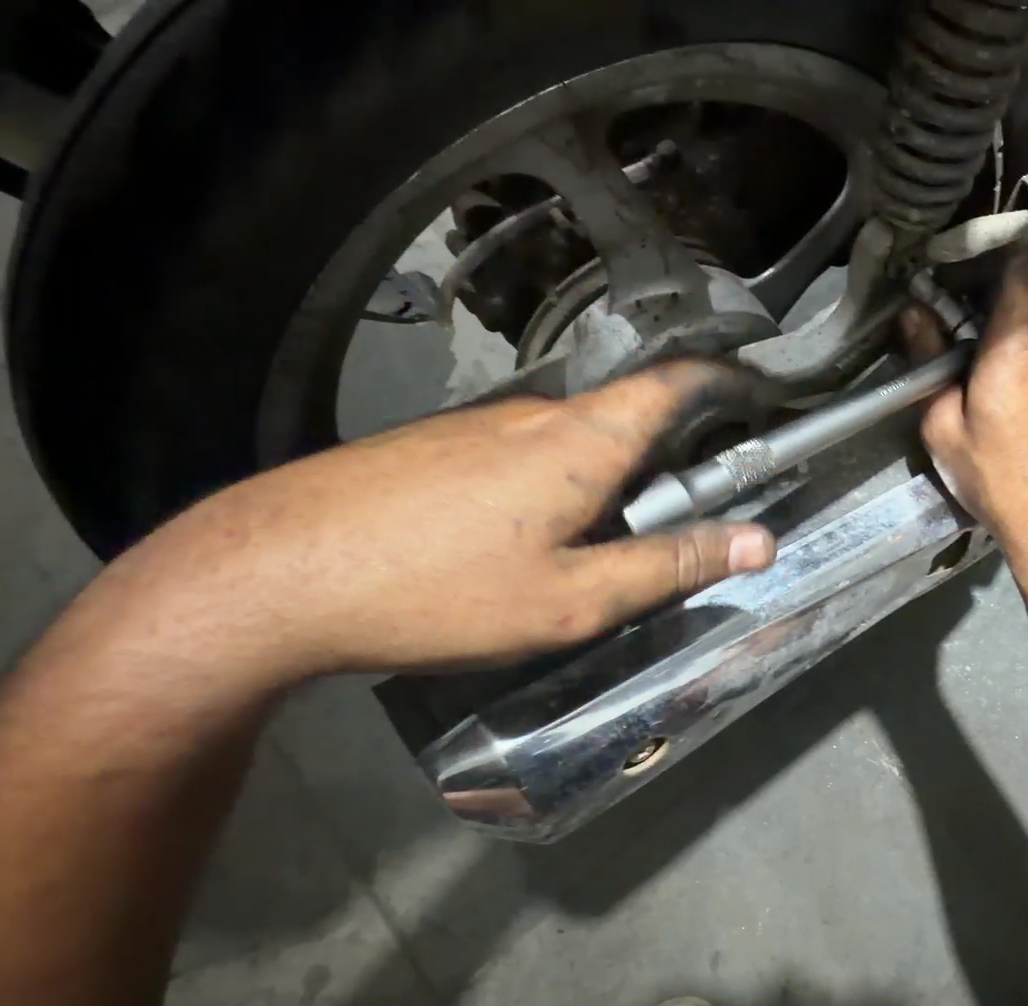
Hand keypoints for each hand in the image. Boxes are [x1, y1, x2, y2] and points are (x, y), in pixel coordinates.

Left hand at [74, 360, 776, 687]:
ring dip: (607, 477)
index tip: (761, 399)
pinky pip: (520, 454)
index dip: (728, 382)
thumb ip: (669, 566)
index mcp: (582, 441)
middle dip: (670, 454)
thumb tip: (760, 542)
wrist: (266, 577)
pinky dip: (553, 484)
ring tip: (602, 543)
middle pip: (625, 417)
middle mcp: (534, 414)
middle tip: (688, 513)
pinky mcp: (433, 445)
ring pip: (570, 440)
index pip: (675, 383)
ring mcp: (476, 424)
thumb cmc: (440, 591)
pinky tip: (522, 541)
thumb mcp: (572, 600)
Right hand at [913, 245, 1027, 561]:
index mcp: (1013, 347)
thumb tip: (913, 314)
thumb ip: (928, 363)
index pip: (1020, 273)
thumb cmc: (989, 474)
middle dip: (1019, 278)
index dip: (1005, 250)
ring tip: (1013, 315)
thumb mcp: (940, 424)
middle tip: (985, 289)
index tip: (982, 247)